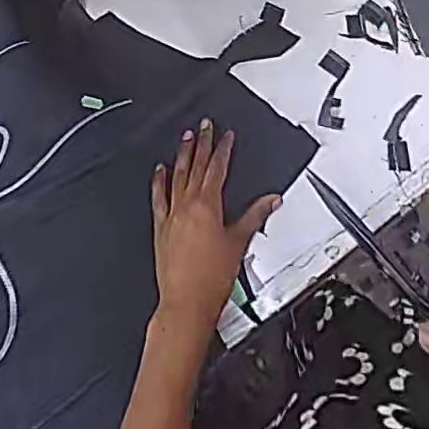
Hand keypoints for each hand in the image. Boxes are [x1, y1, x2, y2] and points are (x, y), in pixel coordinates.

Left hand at [150, 120, 281, 335]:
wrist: (186, 302)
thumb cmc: (212, 278)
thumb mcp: (239, 242)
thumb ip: (255, 216)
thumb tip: (270, 200)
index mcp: (208, 206)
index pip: (217, 169)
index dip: (223, 149)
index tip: (226, 135)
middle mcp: (187, 206)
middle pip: (196, 167)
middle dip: (202, 144)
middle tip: (204, 125)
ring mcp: (171, 215)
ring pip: (177, 176)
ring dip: (182, 155)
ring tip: (185, 138)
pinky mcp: (160, 227)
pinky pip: (158, 197)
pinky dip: (159, 181)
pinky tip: (160, 170)